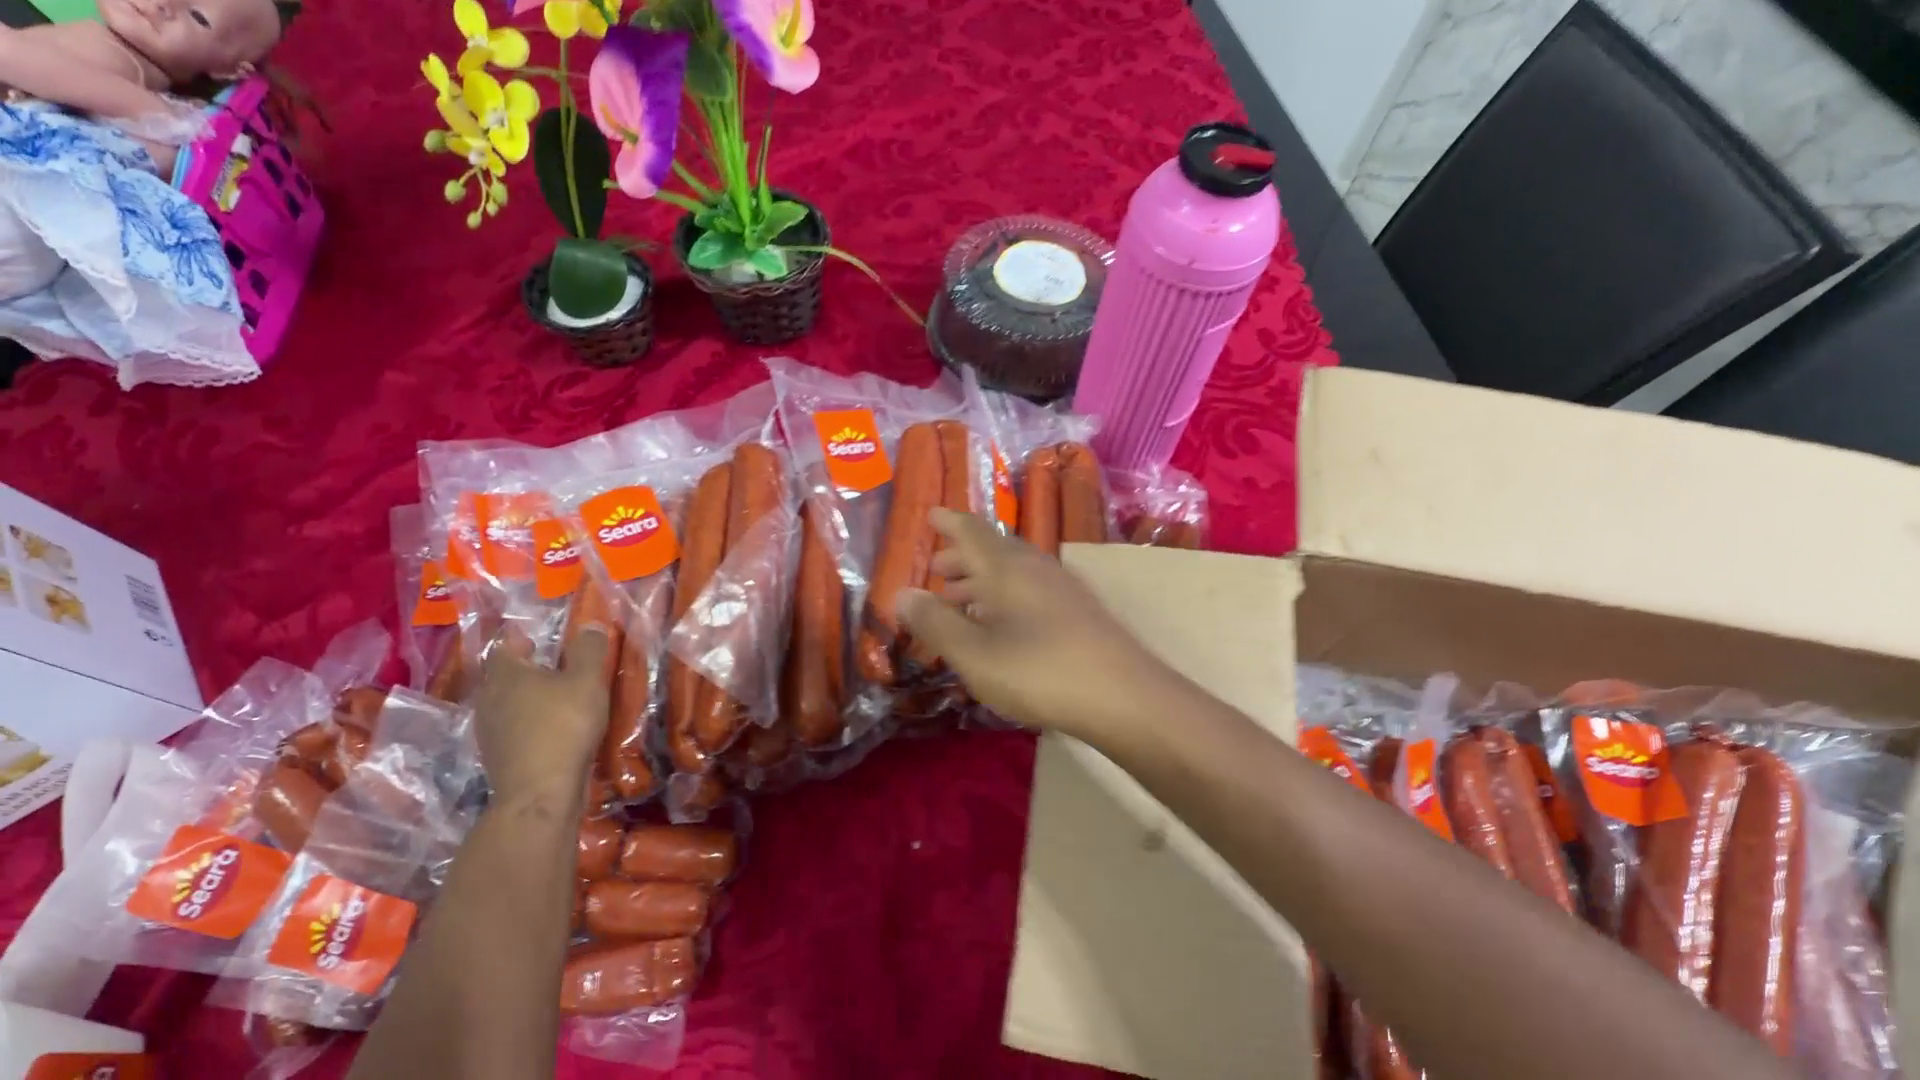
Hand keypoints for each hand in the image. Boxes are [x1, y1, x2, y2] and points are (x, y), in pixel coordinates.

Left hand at [469, 625, 611, 807]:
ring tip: (555, 700)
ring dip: (526, 699)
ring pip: (506, 704)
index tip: (540, 640)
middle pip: (503, 676)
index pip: (505, 646)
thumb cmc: (563, 727)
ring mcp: (489, 731)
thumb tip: (590, 624)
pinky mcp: (497, 758)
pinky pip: (512, 730)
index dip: (522, 640)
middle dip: (525, 670)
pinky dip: (528, 725)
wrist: (539, 793)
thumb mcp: (587, 681)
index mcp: (505, 674)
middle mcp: (488, 698)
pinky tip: (550, 732)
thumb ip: (589, 650)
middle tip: (553, 668)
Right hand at [897, 509, 1177, 736]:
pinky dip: (1004, 598)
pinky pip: (1030, 592)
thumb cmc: (1040, 672)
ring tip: (959, 601)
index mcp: (1007, 567)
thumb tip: (902, 593)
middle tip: (935, 570)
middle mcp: (1035, 568)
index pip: (972, 530)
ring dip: (982, 580)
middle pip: (994, 551)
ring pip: (1013, 573)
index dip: (949, 521)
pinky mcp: (1078, 614)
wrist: (1124, 697)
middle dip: (962, 557)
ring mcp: (1062, 590)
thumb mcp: (974, 654)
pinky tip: (1000, 627)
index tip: (931, 515)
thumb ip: (935, 624)